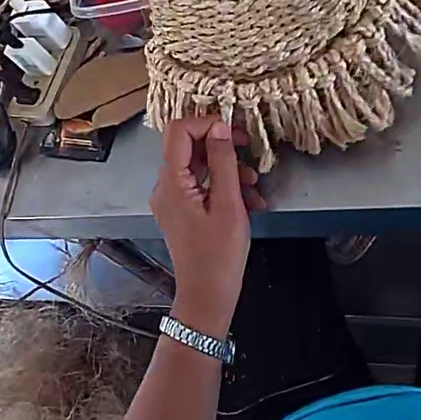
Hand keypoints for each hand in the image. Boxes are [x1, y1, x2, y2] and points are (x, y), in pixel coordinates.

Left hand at [150, 117, 262, 337]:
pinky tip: (249, 202)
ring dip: (229, 170)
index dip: (207, 123)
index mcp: (171, 183)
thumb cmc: (219, 256)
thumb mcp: (229, 205)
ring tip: (255, 187)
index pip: (179, 131)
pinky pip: (201, 186)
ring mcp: (172, 199)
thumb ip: (223, 162)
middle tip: (250, 152)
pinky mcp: (182, 210)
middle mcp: (165, 187)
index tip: (234, 133)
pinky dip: (224, 188)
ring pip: (199, 167)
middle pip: (189, 147)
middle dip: (222, 148)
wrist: (207, 295)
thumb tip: (220, 128)